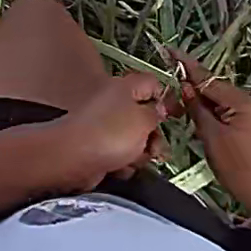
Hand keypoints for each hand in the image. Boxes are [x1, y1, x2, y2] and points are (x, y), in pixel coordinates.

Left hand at [39, 72, 173, 191]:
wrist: (74, 157)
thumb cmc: (109, 133)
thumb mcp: (143, 120)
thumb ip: (156, 113)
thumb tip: (159, 108)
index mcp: (125, 87)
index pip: (152, 83)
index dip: (166, 98)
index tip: (175, 116)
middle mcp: (114, 102)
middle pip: (145, 117)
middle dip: (153, 136)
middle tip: (152, 148)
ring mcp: (105, 125)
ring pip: (136, 140)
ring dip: (139, 154)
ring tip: (132, 159)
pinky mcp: (99, 146)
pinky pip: (121, 154)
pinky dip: (123, 163)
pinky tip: (118, 166)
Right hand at [173, 51, 250, 218]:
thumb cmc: (244, 172)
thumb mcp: (213, 140)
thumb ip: (198, 111)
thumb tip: (187, 88)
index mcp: (244, 103)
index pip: (209, 80)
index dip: (188, 67)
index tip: (172, 52)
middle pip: (222, 94)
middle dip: (201, 95)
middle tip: (179, 100)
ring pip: (233, 110)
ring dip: (214, 112)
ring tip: (198, 123)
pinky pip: (244, 123)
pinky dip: (227, 124)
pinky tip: (221, 139)